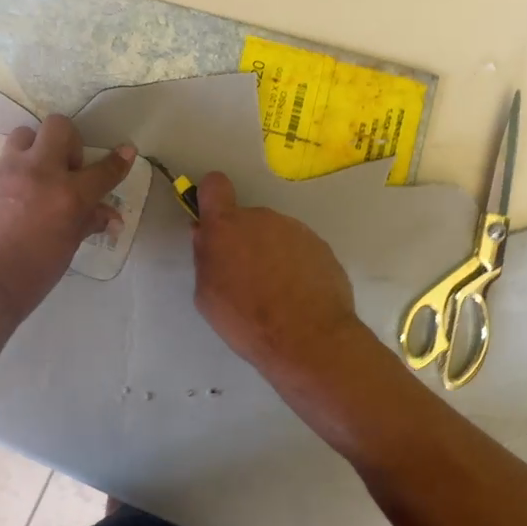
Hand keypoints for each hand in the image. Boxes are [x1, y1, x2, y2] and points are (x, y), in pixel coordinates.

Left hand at [0, 117, 133, 321]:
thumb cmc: (30, 275)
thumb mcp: (66, 249)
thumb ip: (86, 223)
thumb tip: (109, 216)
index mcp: (68, 196)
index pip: (102, 172)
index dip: (118, 161)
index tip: (125, 152)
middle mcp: (40, 173)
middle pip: (60, 128)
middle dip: (69, 142)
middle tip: (67, 171)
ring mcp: (10, 171)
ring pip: (26, 133)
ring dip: (37, 147)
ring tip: (37, 175)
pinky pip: (6, 157)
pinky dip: (17, 168)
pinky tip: (15, 193)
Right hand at [191, 172, 365, 382]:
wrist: (309, 339)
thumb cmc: (246, 320)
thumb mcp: (207, 295)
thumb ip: (205, 258)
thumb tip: (206, 236)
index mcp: (227, 226)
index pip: (215, 186)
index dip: (212, 197)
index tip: (214, 219)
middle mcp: (262, 218)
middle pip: (248, 220)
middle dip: (245, 242)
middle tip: (248, 279)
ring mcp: (295, 230)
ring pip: (275, 236)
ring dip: (272, 254)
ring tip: (278, 294)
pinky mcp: (322, 247)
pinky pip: (300, 250)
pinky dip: (297, 267)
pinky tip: (299, 297)